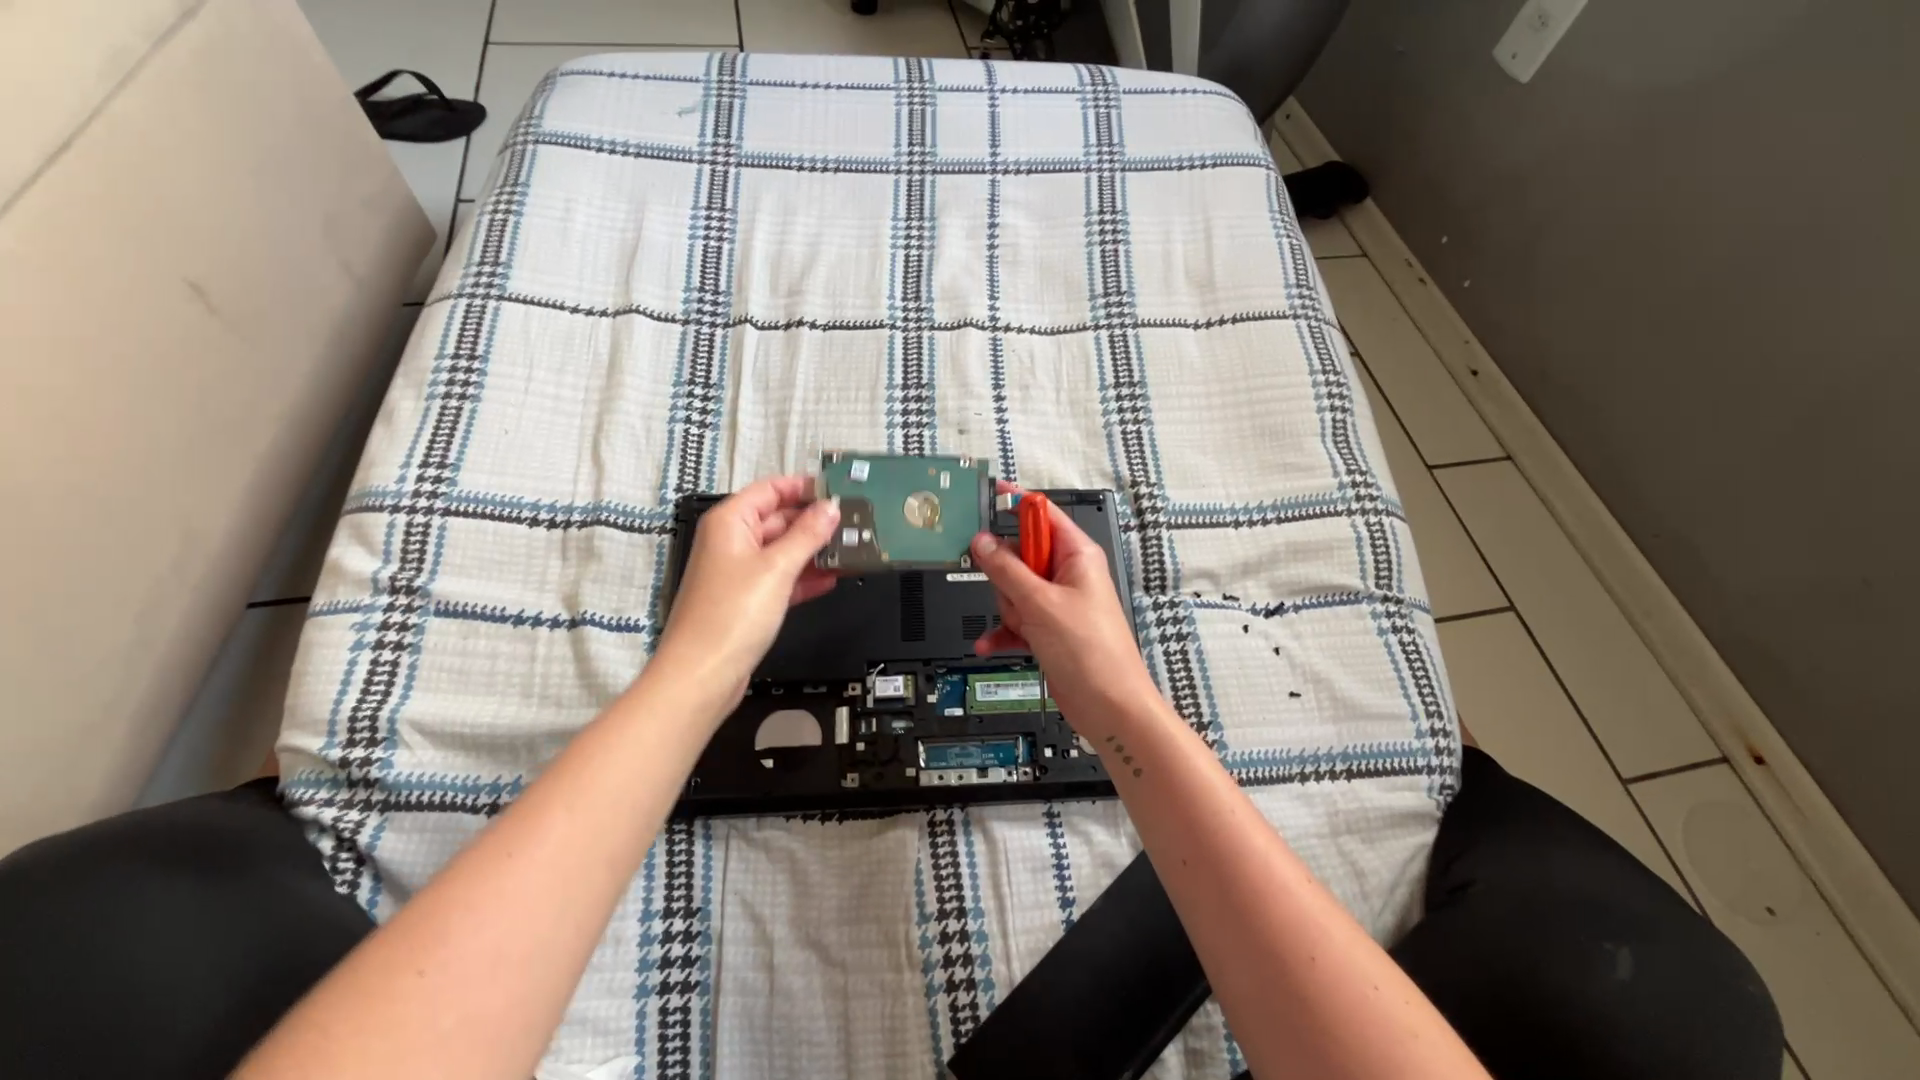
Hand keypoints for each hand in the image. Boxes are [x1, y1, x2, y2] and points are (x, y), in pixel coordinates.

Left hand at [649, 475, 839, 715]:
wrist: (704, 675)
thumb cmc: (727, 618)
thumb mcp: (777, 568)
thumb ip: (807, 535)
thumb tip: (829, 508)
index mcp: (729, 522)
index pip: (770, 489)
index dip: (803, 487)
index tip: (837, 489)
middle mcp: (731, 543)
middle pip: (779, 519)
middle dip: (814, 521)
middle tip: (852, 523)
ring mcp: (739, 573)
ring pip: (783, 550)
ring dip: (814, 550)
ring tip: (850, 548)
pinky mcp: (748, 600)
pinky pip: (782, 578)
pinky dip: (805, 577)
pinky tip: (832, 578)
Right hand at [968, 490, 1160, 738]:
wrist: (1108, 707)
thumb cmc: (1094, 654)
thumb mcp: (1040, 603)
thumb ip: (1006, 569)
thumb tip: (982, 542)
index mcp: (1077, 555)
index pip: (1042, 514)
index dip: (1015, 504)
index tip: (987, 496)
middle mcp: (1068, 576)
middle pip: (1019, 555)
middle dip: (1007, 578)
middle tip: (1017, 596)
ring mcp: (1057, 604)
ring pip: (1013, 590)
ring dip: (1008, 610)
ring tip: (1025, 628)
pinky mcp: (1048, 630)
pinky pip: (1014, 620)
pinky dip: (1004, 631)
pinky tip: (991, 644)